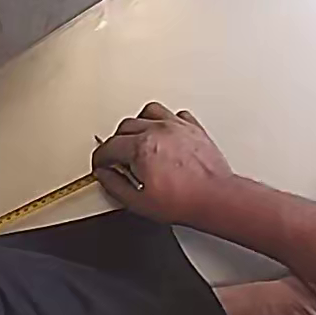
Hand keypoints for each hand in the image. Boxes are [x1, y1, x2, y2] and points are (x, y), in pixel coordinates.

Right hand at [91, 102, 241, 226]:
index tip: (101, 165)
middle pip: (125, 126)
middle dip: (116, 143)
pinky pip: (175, 114)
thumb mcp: (137, 202)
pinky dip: (165, 121)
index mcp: (141, 147)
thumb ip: (114, 185)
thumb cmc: (183, 201)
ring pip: (148, 112)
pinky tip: (163, 134)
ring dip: (139, 124)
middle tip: (117, 158)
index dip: (100, 158)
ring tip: (137, 139)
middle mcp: (158, 131)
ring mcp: (177, 126)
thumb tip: (104, 175)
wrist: (216, 199)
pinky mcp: (193, 128)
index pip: (109, 146)